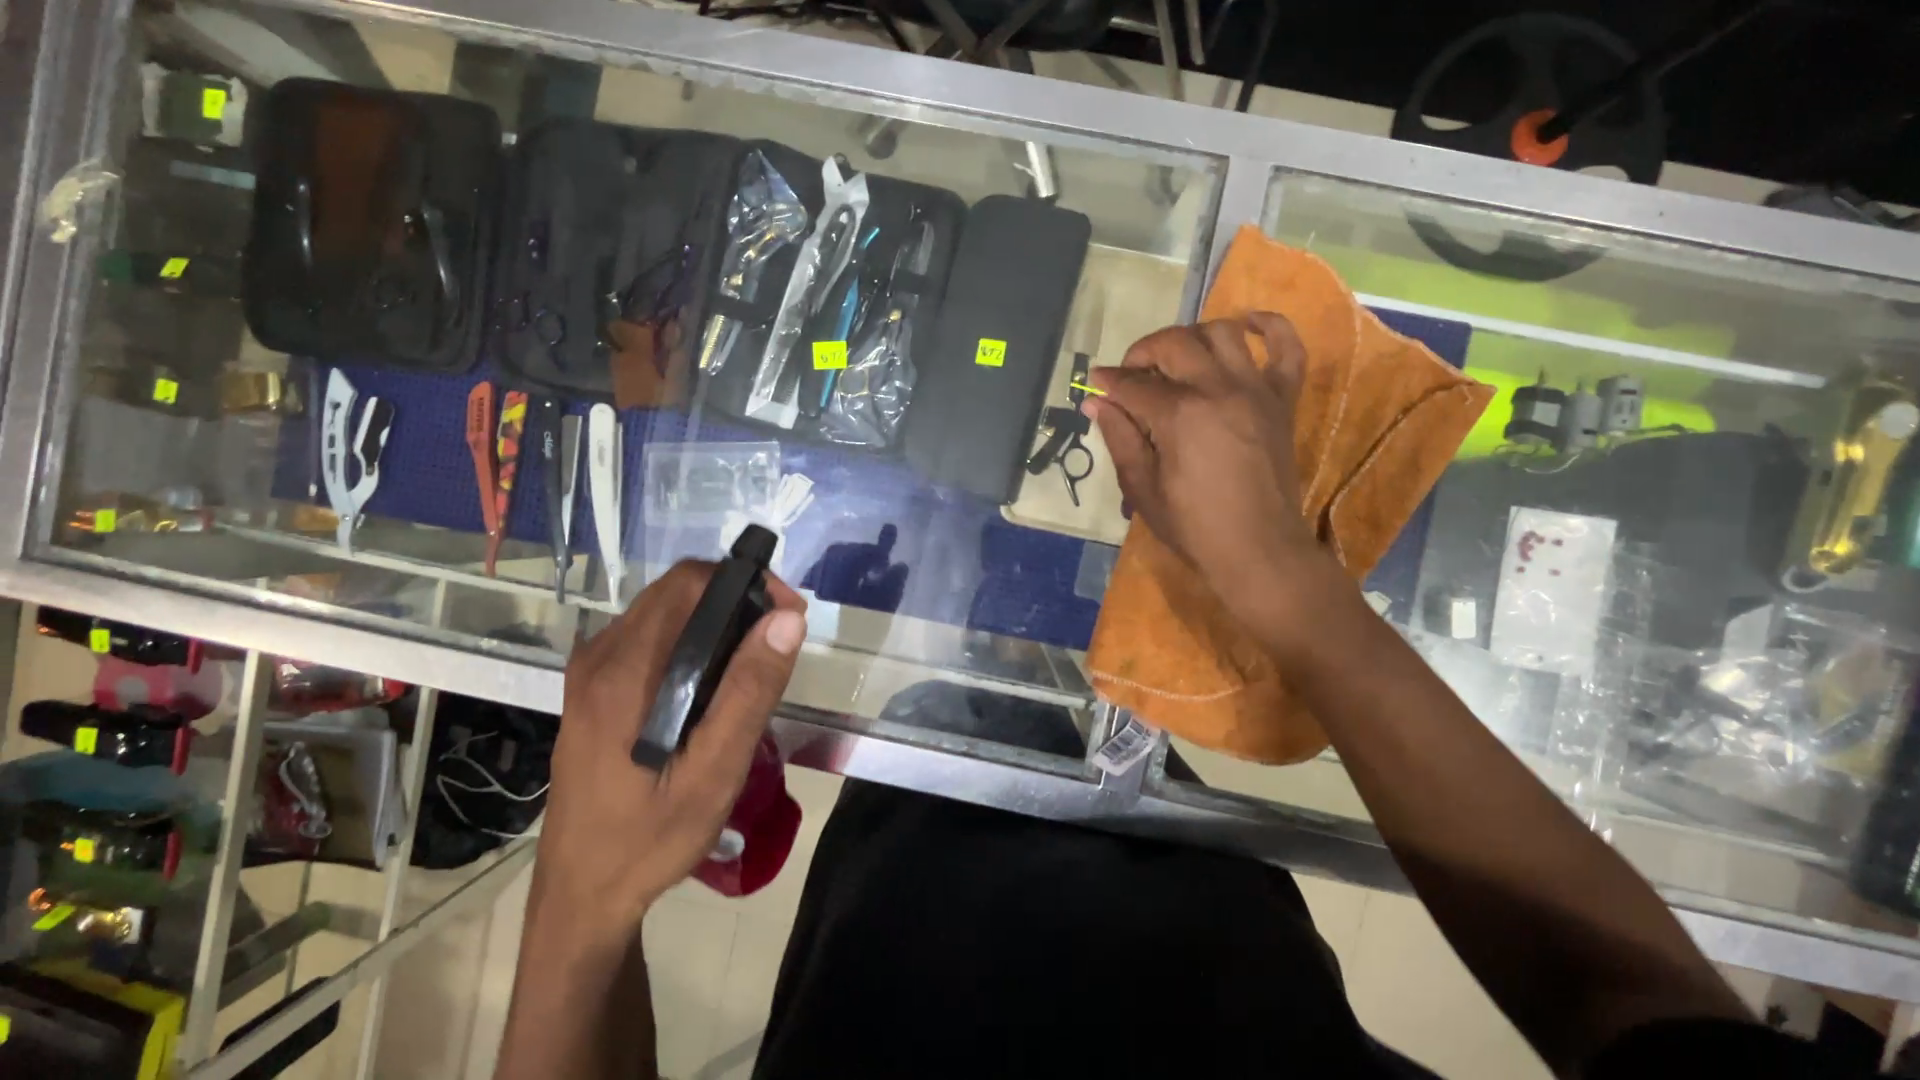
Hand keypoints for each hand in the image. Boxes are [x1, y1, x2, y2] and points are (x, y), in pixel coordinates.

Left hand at [533, 561, 807, 933]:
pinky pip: (648, 639)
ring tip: (754, 666)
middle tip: (779, 643)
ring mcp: (589, 672)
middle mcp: (599, 657)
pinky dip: (689, 642)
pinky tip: (712, 687)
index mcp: (623, 671)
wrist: (581, 892)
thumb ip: (748, 692)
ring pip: (662, 613)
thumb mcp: (713, 774)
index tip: (788, 617)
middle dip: (735, 599)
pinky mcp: (591, 690)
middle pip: (674, 592)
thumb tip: (785, 619)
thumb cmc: (649, 839)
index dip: (745, 583)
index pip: (688, 583)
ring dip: (714, 621)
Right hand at [1088, 315, 1339, 630]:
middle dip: (1143, 352)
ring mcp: (1256, 391)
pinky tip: (1246, 324)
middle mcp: (1219, 389)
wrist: (1258, 549)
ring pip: (1223, 334)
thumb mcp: (1142, 488)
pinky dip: (1269, 327)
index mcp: (1180, 415)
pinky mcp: (1282, 401)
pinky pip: (1287, 349)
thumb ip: (1120, 438)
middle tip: (1132, 376)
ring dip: (1193, 337)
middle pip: (1174, 343)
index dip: (1108, 383)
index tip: (1095, 385)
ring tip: (1178, 359)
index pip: (1133, 384)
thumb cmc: (1193, 526)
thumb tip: (1097, 402)